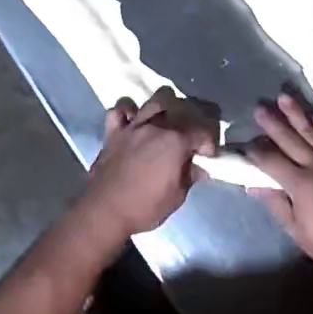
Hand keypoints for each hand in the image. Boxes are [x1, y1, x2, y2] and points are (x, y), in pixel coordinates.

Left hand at [78, 87, 218, 239]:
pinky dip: (127, 112)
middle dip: (191, 124)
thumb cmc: (144, 207)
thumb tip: (198, 169)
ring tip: (166, 124)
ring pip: (153, 102)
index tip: (208, 157)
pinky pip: (119, 111)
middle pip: (181, 111)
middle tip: (190, 141)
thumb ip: (189, 177)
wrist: (103, 211)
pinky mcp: (112, 133)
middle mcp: (155, 127)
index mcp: (175, 142)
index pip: (202, 133)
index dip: (209, 144)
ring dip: (164, 109)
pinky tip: (133, 122)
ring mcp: (132, 127)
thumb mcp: (176, 197)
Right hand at [244, 95, 312, 275]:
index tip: (245, 144)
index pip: (270, 160)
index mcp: (300, 183)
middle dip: (273, 123)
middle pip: (290, 138)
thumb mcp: (296, 230)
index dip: (255, 152)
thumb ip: (276, 204)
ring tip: (284, 98)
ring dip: (298, 114)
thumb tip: (254, 186)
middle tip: (259, 108)